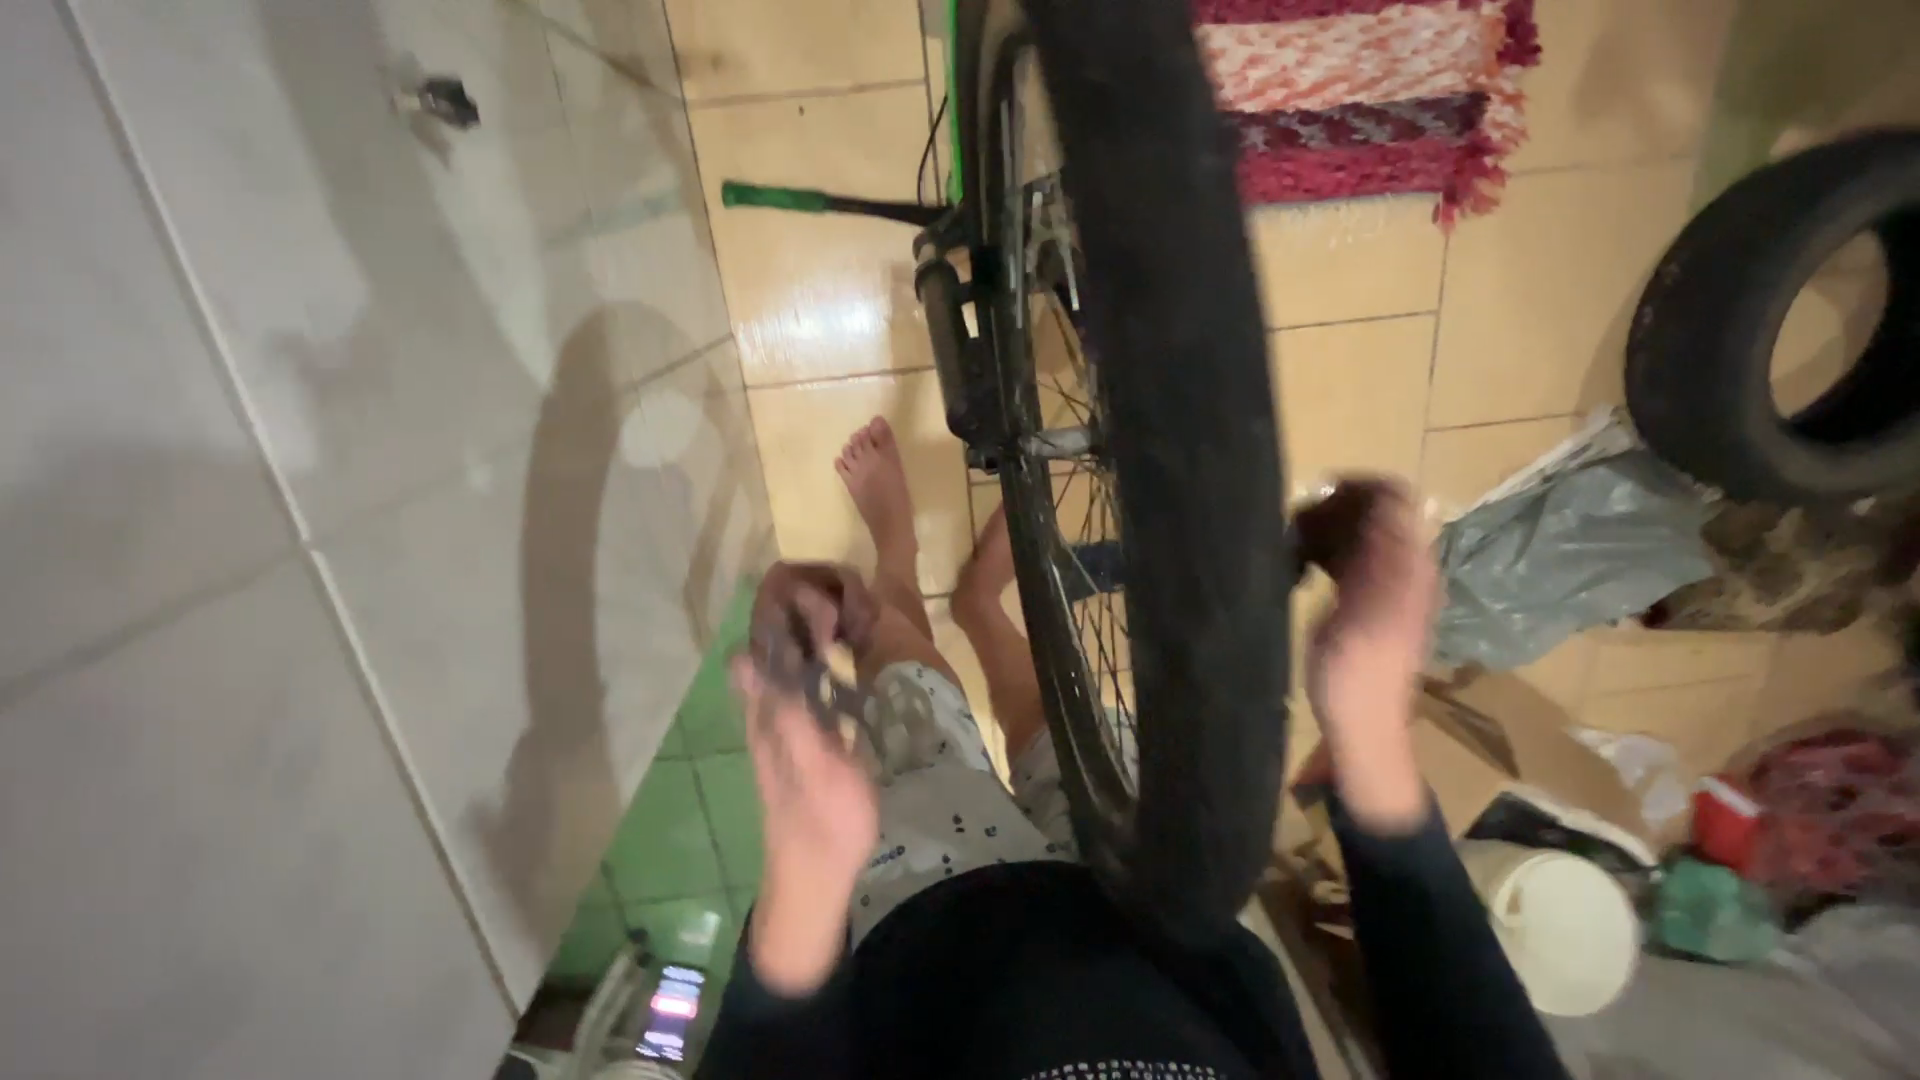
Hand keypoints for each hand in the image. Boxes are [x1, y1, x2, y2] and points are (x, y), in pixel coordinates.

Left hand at [733, 571, 879, 993]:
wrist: (818, 873)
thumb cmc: (820, 820)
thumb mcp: (809, 765)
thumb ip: (783, 712)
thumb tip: (745, 657)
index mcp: (766, 709)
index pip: (760, 642)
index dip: (780, 610)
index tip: (820, 595)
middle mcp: (773, 706)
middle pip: (779, 643)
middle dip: (806, 612)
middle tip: (848, 601)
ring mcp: (793, 718)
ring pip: (798, 659)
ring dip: (821, 631)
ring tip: (857, 618)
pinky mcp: (814, 731)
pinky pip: (818, 680)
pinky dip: (835, 658)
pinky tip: (860, 656)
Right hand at [1298, 479, 1439, 831]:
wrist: (1361, 727)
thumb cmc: (1357, 677)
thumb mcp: (1368, 616)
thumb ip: (1382, 559)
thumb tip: (1390, 502)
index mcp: (1409, 569)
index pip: (1396, 500)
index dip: (1359, 487)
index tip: (1314, 494)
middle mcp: (1403, 568)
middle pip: (1374, 512)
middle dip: (1333, 507)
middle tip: (1293, 523)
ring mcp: (1385, 584)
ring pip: (1356, 532)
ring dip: (1323, 528)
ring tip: (1289, 542)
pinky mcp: (1365, 599)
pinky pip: (1345, 556)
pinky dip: (1321, 551)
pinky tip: (1297, 564)